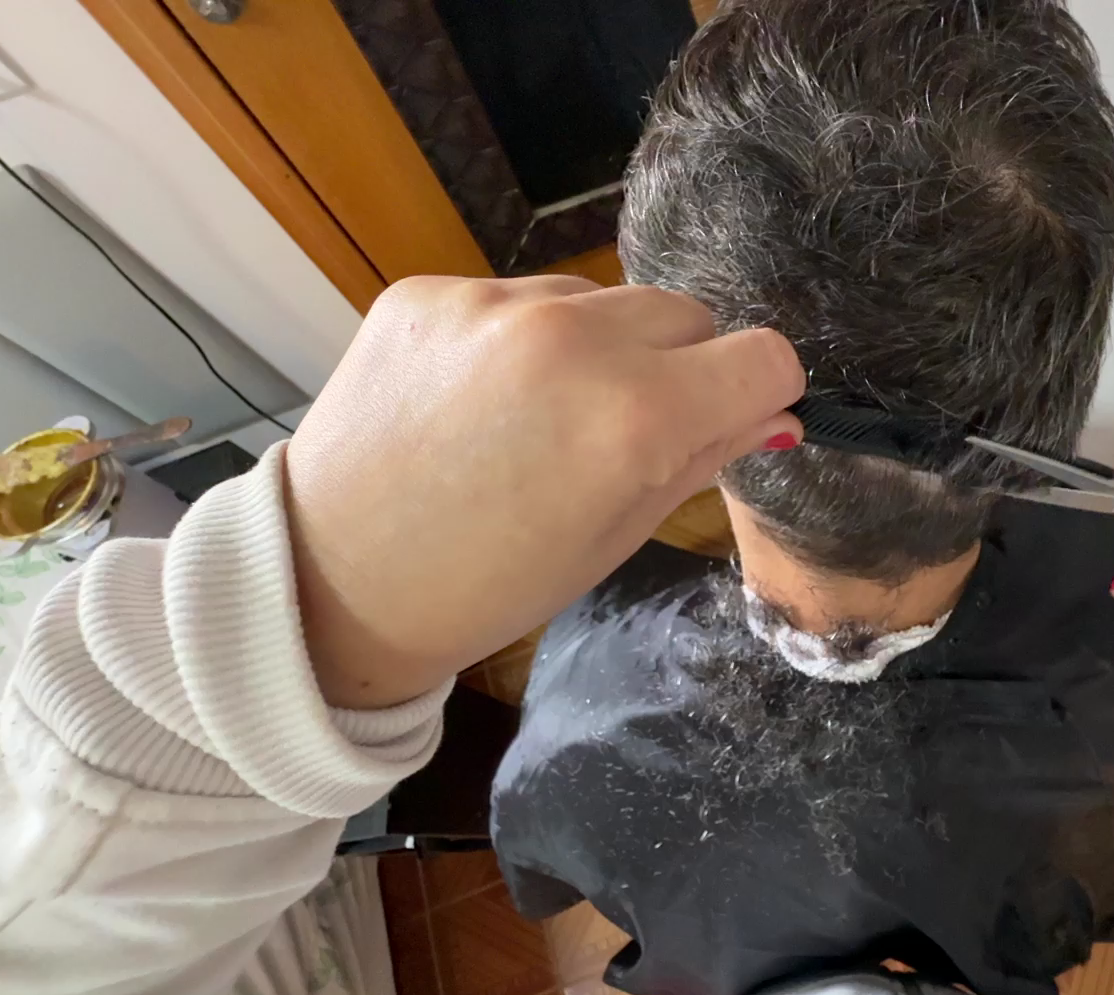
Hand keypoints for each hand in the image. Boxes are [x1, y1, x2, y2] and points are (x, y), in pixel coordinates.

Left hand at [284, 275, 804, 707]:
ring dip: (609, 347)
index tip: (736, 416)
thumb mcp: (619, 536)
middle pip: (690, 314)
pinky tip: (489, 395)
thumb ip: (706, 459)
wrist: (335, 582)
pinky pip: (528, 299)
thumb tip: (778, 416)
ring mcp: (493, 303)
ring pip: (609, 300)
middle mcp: (572, 338)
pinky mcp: (430, 288)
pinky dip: (534, 340)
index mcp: (633, 419)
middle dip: (685, 367)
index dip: (765, 390)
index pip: (764, 358)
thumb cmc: (496, 586)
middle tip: (632, 428)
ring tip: (548, 413)